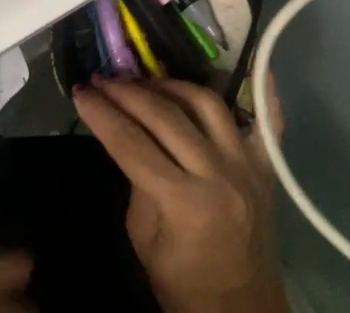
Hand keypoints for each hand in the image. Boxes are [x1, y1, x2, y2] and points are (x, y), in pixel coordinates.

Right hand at [74, 79, 286, 312]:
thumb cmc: (183, 285)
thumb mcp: (144, 239)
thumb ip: (138, 181)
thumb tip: (128, 135)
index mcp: (185, 203)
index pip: (131, 143)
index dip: (101, 114)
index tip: (80, 92)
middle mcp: (220, 175)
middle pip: (165, 116)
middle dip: (127, 93)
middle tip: (103, 80)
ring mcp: (248, 166)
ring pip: (206, 103)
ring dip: (171, 85)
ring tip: (145, 82)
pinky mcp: (267, 167)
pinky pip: (269, 121)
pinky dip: (262, 91)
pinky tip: (253, 64)